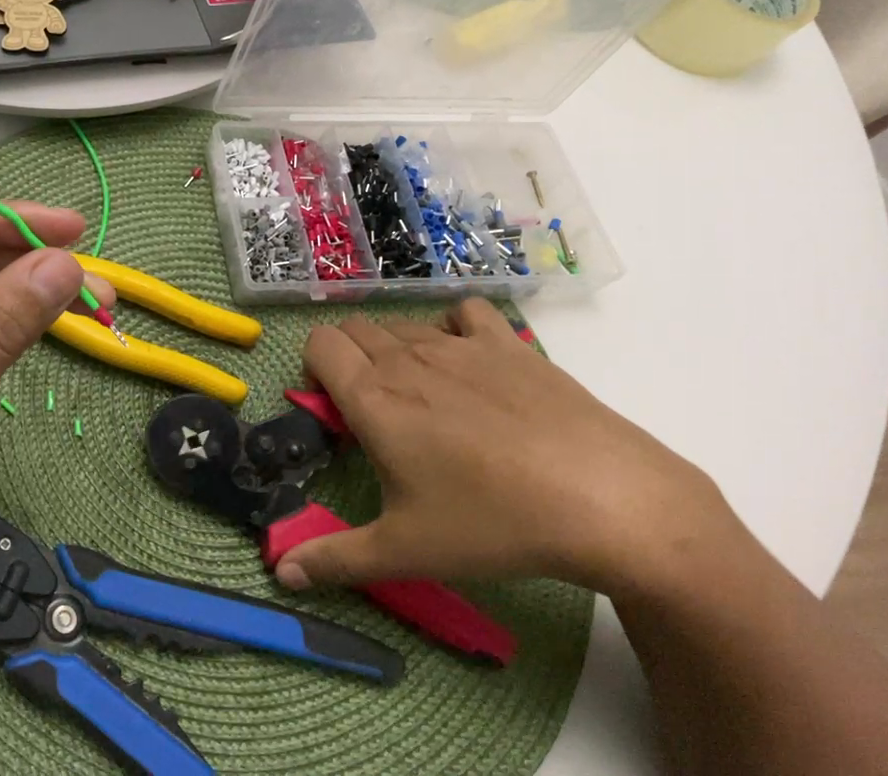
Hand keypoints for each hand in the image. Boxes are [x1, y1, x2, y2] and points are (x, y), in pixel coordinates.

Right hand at [276, 299, 740, 597]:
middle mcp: (409, 359)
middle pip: (355, 329)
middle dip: (349, 360)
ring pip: (403, 324)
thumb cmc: (493, 524)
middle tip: (374, 414)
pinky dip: (454, 329)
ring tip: (423, 400)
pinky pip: (465, 313)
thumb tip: (279, 574)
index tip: (334, 412)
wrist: (608, 501)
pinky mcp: (511, 345)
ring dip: (395, 349)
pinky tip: (470, 367)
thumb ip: (334, 559)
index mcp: (373, 398)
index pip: (318, 344)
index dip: (315, 371)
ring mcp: (463, 346)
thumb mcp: (405, 551)